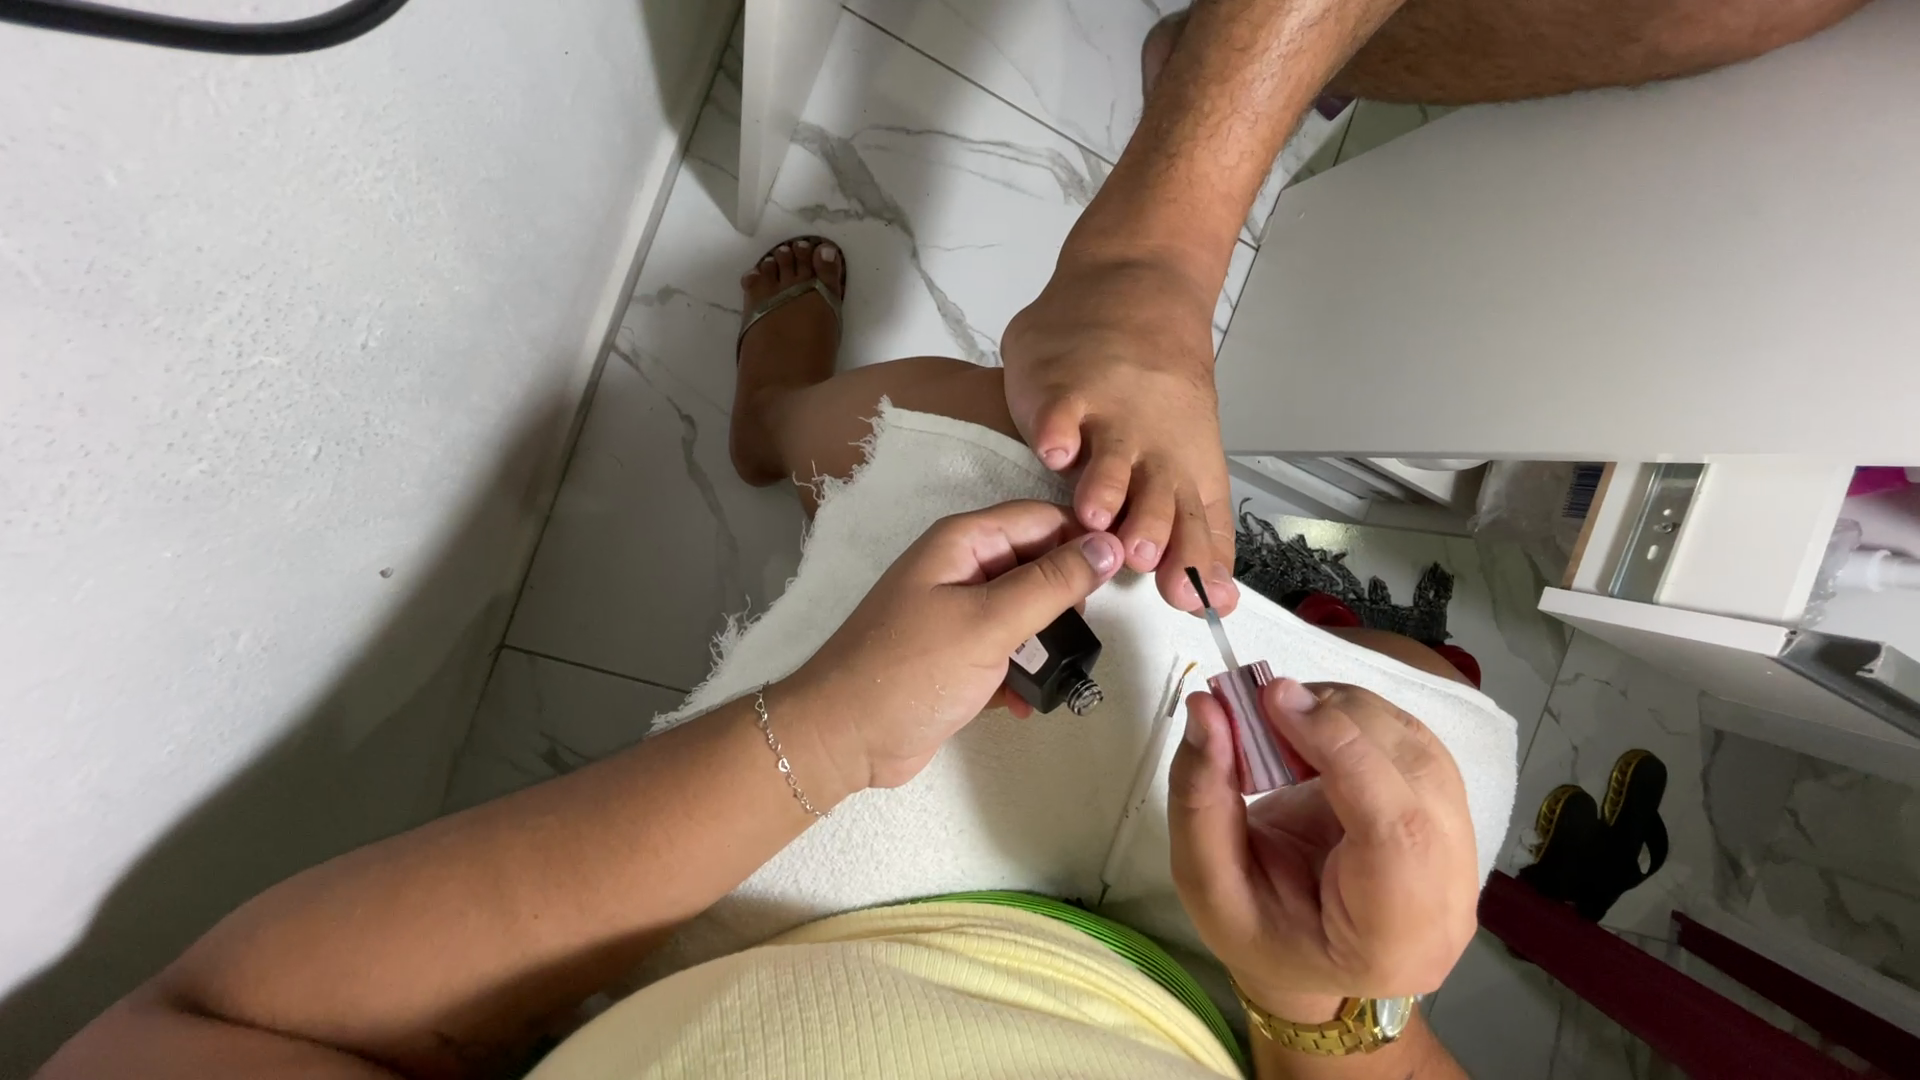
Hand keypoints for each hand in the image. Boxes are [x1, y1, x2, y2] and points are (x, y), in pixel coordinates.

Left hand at [787, 500, 1124, 790]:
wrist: (844, 739)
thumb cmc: (912, 670)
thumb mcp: (989, 621)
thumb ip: (1052, 584)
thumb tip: (1109, 545)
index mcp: (964, 541)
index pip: (1043, 519)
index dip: (1085, 540)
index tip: (1127, 574)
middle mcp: (963, 569)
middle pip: (1038, 565)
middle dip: (1068, 600)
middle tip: (1086, 637)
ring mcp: (959, 614)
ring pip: (1027, 613)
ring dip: (1046, 645)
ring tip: (1059, 675)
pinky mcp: (958, 656)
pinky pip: (1007, 651)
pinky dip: (1021, 673)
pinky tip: (1022, 702)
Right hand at [1003, 252, 1238, 614]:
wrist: (1136, 291)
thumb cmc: (1158, 390)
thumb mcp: (1191, 462)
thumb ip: (1197, 532)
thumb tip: (1218, 601)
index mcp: (1181, 471)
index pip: (1192, 526)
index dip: (1191, 564)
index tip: (1191, 599)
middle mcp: (1151, 449)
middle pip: (1153, 496)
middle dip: (1150, 526)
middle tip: (1140, 555)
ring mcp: (1108, 416)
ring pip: (1111, 456)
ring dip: (1105, 485)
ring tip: (1097, 512)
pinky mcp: (1065, 389)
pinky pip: (1061, 409)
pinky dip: (1057, 427)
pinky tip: (1053, 449)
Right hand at [1168, 679, 1478, 1021]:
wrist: (1311, 959)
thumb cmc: (1257, 932)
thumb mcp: (1205, 879)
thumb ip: (1200, 795)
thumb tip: (1206, 706)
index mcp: (1394, 937)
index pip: (1396, 829)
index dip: (1341, 748)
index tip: (1273, 697)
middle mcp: (1450, 895)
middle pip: (1418, 774)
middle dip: (1337, 718)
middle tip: (1261, 703)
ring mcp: (1462, 853)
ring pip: (1419, 746)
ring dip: (1344, 711)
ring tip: (1280, 721)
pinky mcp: (1448, 813)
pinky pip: (1412, 741)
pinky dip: (1356, 717)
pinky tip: (1311, 730)